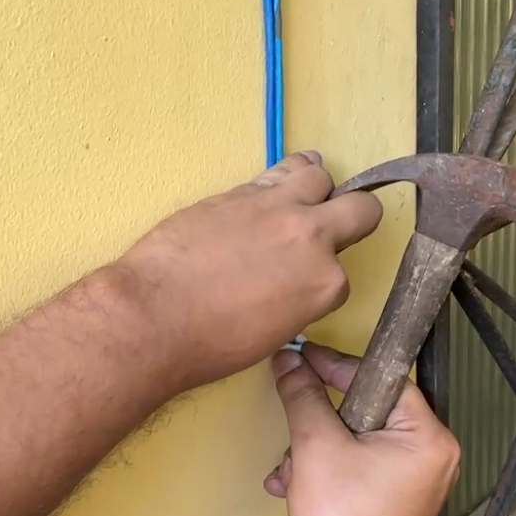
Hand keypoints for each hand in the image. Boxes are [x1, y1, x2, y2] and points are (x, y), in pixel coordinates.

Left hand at [108, 152, 382, 389]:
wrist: (154, 316)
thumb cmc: (209, 343)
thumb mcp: (271, 333)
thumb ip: (295, 300)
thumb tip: (286, 283)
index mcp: (325, 284)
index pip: (342, 274)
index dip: (321, 280)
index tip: (299, 284)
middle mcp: (312, 238)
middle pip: (361, 209)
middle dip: (351, 218)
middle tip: (326, 229)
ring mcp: (276, 208)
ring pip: (317, 174)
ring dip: (313, 187)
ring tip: (295, 200)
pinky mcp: (239, 192)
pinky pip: (275, 172)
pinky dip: (279, 179)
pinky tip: (271, 187)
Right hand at [266, 342, 459, 515]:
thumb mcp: (314, 446)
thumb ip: (302, 395)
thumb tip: (288, 359)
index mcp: (429, 437)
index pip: (383, 379)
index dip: (338, 366)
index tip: (301, 356)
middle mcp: (432, 456)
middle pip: (366, 412)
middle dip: (318, 421)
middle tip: (291, 420)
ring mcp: (415, 482)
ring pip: (355, 441)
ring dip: (313, 450)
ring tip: (287, 473)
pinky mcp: (395, 501)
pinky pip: (358, 466)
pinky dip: (324, 470)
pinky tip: (292, 487)